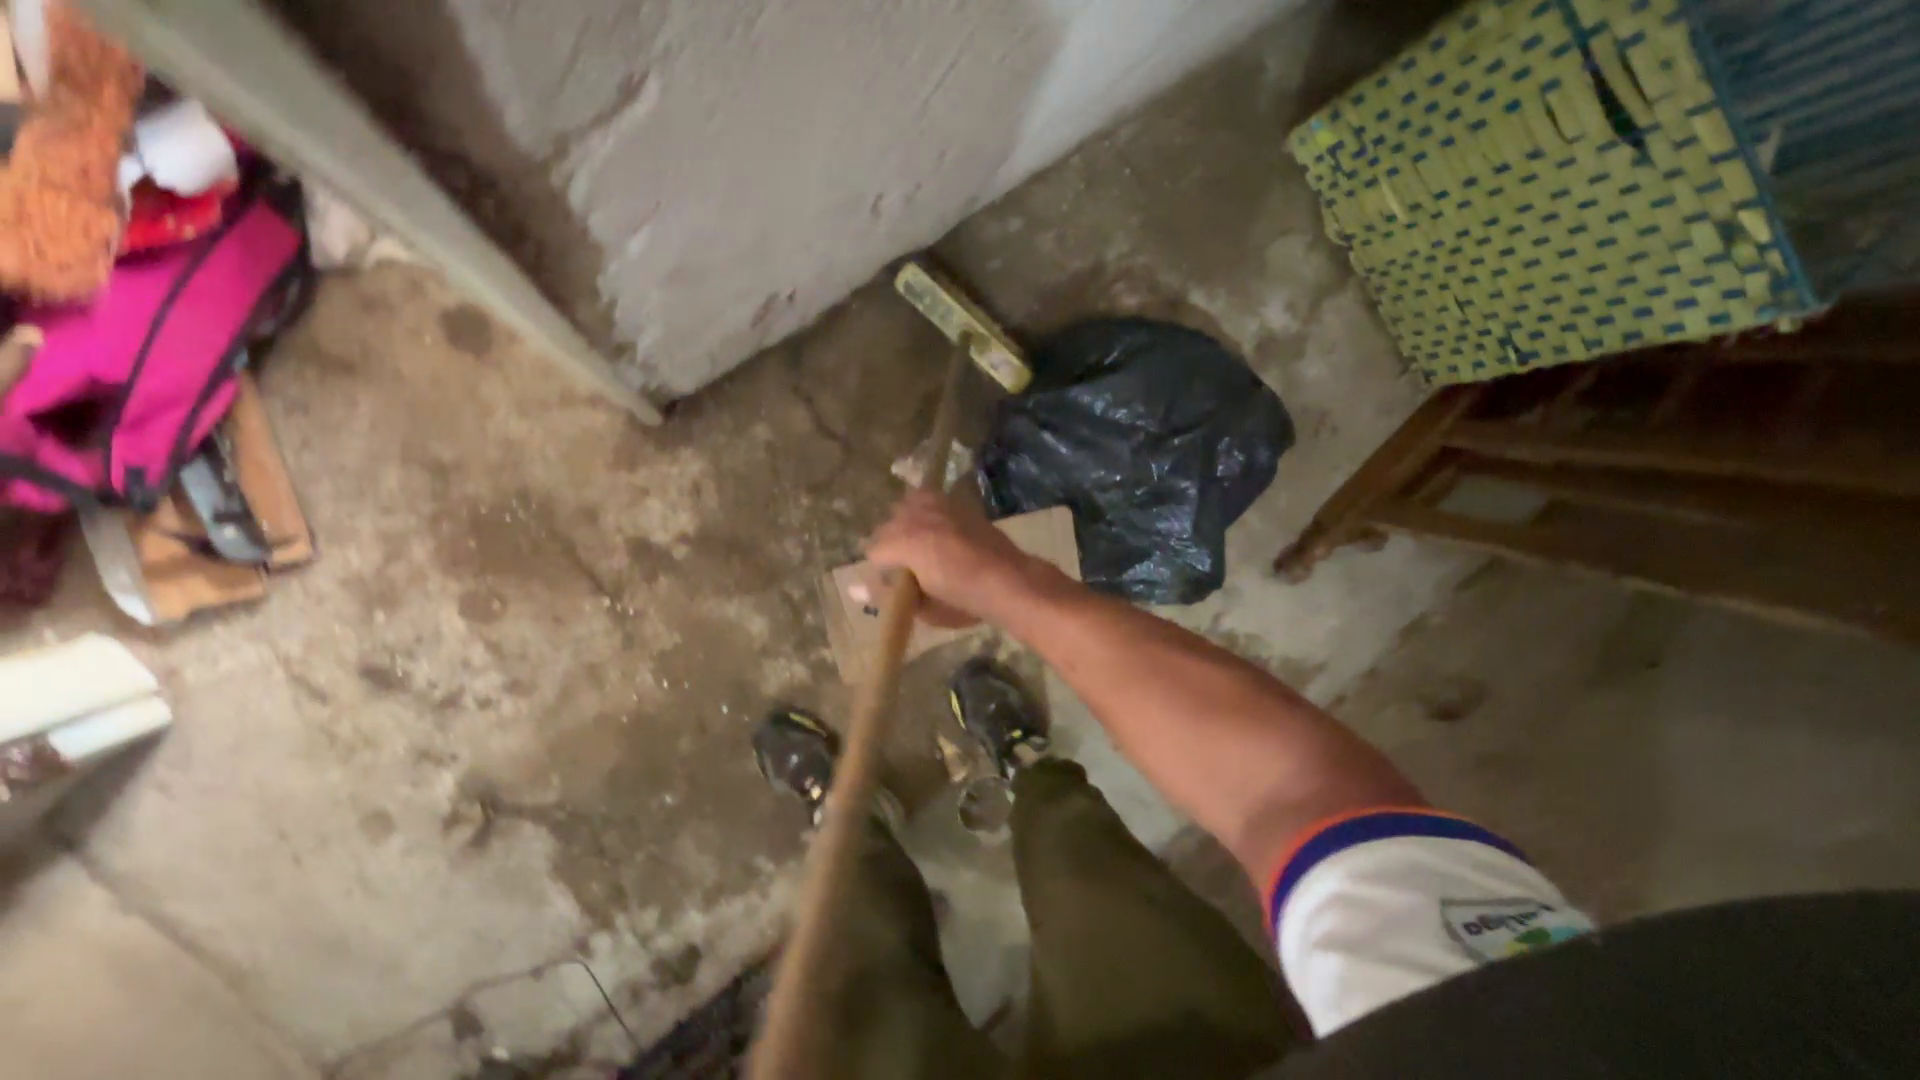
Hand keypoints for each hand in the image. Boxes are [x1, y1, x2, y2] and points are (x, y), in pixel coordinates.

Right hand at [858, 490, 1037, 627]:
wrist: (1009, 581)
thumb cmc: (964, 601)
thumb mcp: (923, 607)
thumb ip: (888, 594)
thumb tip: (854, 589)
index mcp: (905, 543)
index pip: (874, 552)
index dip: (880, 570)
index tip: (892, 583)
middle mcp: (917, 517)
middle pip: (886, 527)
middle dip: (890, 547)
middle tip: (906, 569)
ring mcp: (938, 506)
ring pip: (905, 507)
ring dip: (905, 524)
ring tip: (919, 546)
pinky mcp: (957, 503)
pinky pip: (928, 497)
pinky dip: (924, 509)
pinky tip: (936, 528)